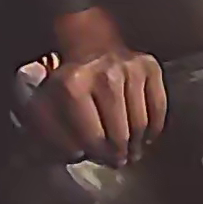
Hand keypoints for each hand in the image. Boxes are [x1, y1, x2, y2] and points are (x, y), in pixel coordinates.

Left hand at [28, 6, 165, 165]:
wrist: (90, 42)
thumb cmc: (68, 80)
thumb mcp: (44, 102)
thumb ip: (50, 131)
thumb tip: (75, 155)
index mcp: (73, 85)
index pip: (92, 136)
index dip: (97, 154)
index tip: (99, 160)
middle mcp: (105, 76)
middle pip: (120, 133)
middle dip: (119, 153)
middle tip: (119, 161)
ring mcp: (131, 71)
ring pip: (141, 123)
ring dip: (137, 143)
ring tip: (132, 152)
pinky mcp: (150, 68)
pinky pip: (158, 108)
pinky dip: (154, 127)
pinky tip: (146, 137)